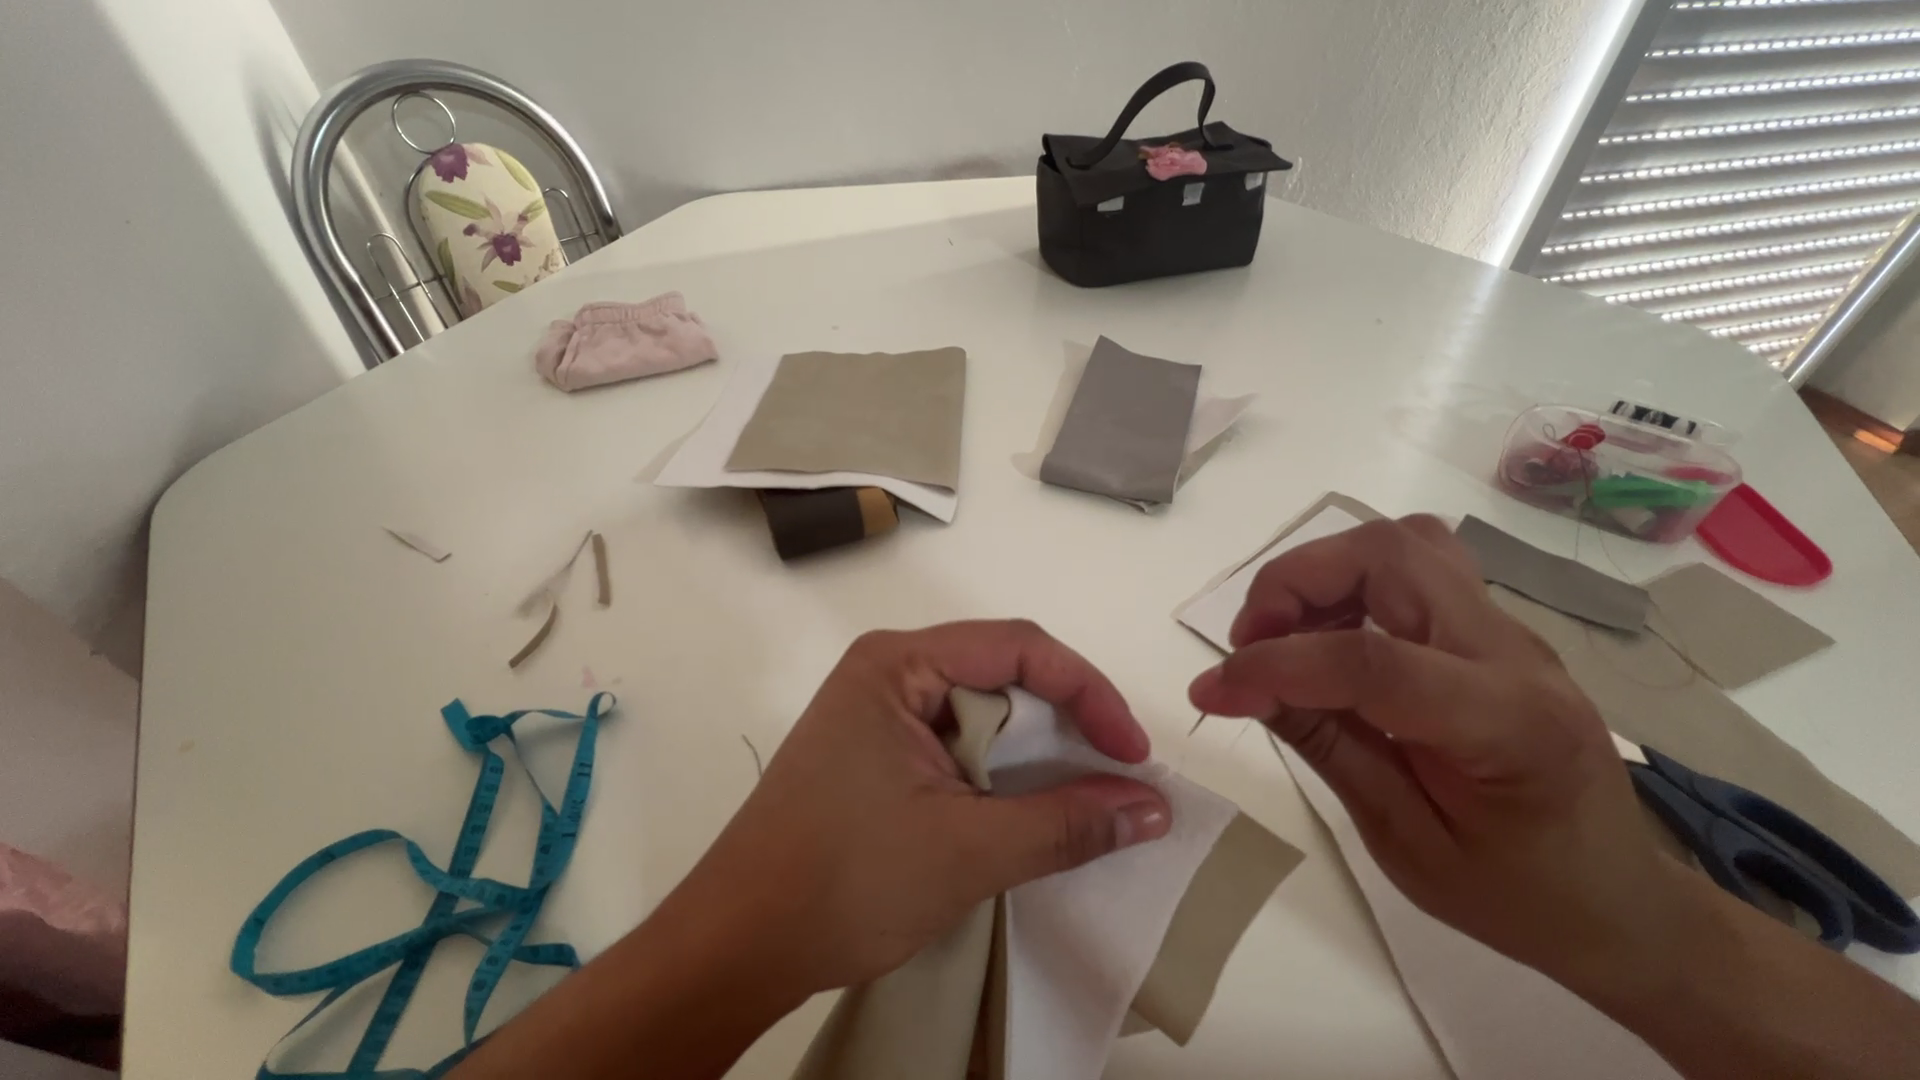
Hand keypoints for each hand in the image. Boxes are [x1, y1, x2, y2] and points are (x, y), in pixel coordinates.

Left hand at [679, 619, 1172, 999]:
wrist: (737, 945)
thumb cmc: (844, 882)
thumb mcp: (969, 850)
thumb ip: (1067, 823)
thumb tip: (1152, 808)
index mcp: (897, 663)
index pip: (1018, 648)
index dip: (1088, 692)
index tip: (1134, 755)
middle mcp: (887, 671)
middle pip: (1002, 672)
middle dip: (1066, 722)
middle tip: (1118, 777)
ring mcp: (877, 712)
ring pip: (982, 712)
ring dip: (1036, 752)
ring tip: (1083, 797)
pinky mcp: (876, 752)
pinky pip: (957, 743)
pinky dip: (1001, 773)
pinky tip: (1027, 809)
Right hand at [1186, 515, 1686, 984]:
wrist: (1620, 900)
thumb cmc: (1518, 895)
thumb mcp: (1405, 842)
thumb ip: (1324, 746)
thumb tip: (1237, 687)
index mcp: (1508, 726)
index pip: (1373, 662)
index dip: (1276, 665)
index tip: (1212, 690)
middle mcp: (1515, 654)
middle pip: (1391, 555)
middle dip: (1295, 583)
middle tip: (1251, 644)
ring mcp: (1508, 631)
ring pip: (1402, 543)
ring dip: (1322, 572)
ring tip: (1284, 636)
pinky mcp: (1491, 627)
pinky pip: (1412, 566)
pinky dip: (1347, 582)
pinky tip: (1326, 638)